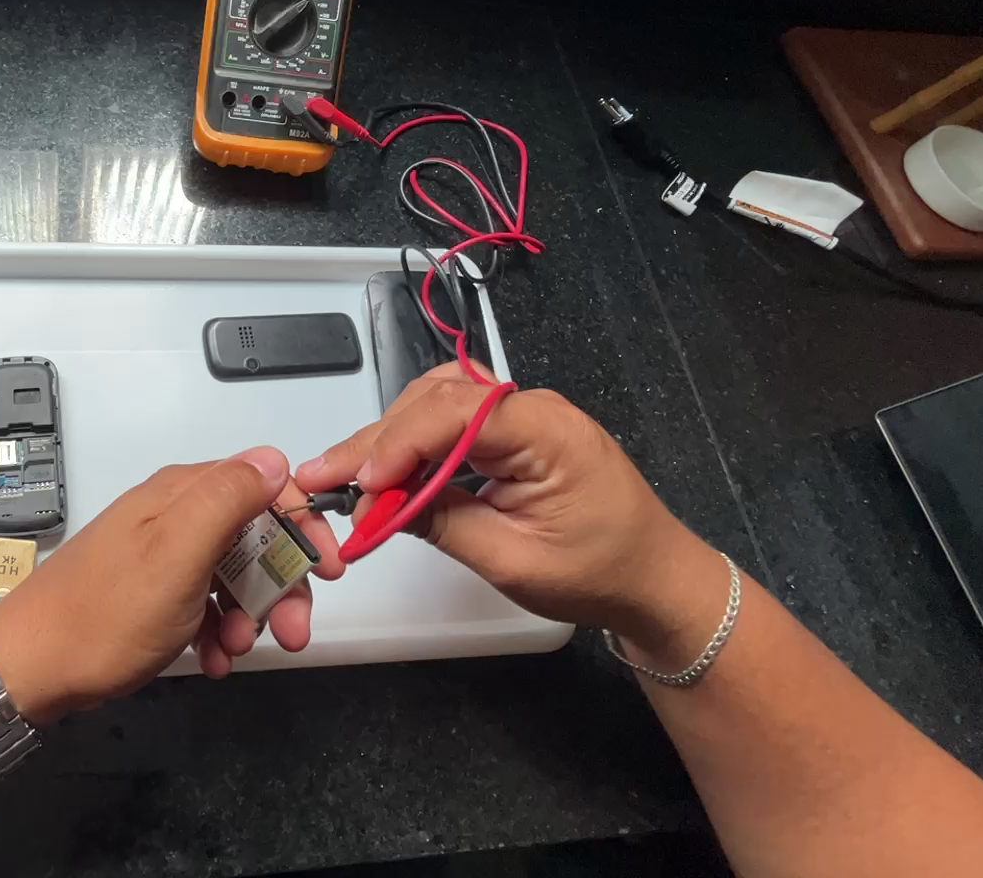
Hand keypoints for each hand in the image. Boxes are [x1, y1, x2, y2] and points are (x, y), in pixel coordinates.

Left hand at [0, 448, 342, 724]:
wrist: (32, 668)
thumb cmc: (106, 614)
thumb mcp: (176, 555)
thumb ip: (227, 500)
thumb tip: (273, 458)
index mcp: (183, 494)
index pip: (264, 483)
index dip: (302, 522)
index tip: (327, 568)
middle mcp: (174, 513)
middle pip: (254, 533)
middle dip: (281, 582)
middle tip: (293, 630)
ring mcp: (163, 551)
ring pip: (233, 571)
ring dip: (250, 613)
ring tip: (236, 648)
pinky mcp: (154, 588)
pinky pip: (205, 599)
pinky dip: (218, 628)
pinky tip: (212, 658)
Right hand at [293, 362, 720, 657]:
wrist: (655, 580)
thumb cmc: (598, 574)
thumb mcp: (512, 560)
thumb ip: (440, 523)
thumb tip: (374, 506)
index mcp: (545, 430)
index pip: (454, 413)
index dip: (399, 443)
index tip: (361, 483)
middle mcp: (528, 406)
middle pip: (434, 401)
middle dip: (378, 440)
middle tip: (327, 475)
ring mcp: (518, 413)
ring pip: (434, 402)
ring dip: (388, 436)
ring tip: (349, 471)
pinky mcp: (509, 430)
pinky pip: (448, 419)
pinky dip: (411, 440)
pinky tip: (388, 465)